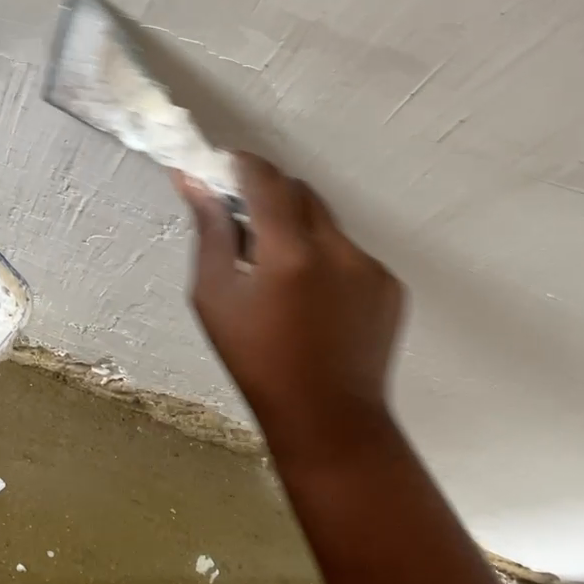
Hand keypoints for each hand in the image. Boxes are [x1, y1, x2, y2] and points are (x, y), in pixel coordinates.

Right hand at [174, 153, 404, 460]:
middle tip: (242, 220)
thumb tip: (193, 182)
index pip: (265, 178)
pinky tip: (310, 298)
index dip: (241, 164)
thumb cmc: (255, 360)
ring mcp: (370, 266)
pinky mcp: (390, 285)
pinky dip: (324, 257)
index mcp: (289, 253)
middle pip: (299, 191)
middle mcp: (337, 249)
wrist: (328, 419)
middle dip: (268, 193)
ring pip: (325, 221)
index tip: (221, 167)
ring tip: (277, 271)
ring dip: (296, 226)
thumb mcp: (213, 297)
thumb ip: (209, 232)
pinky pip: (348, 251)